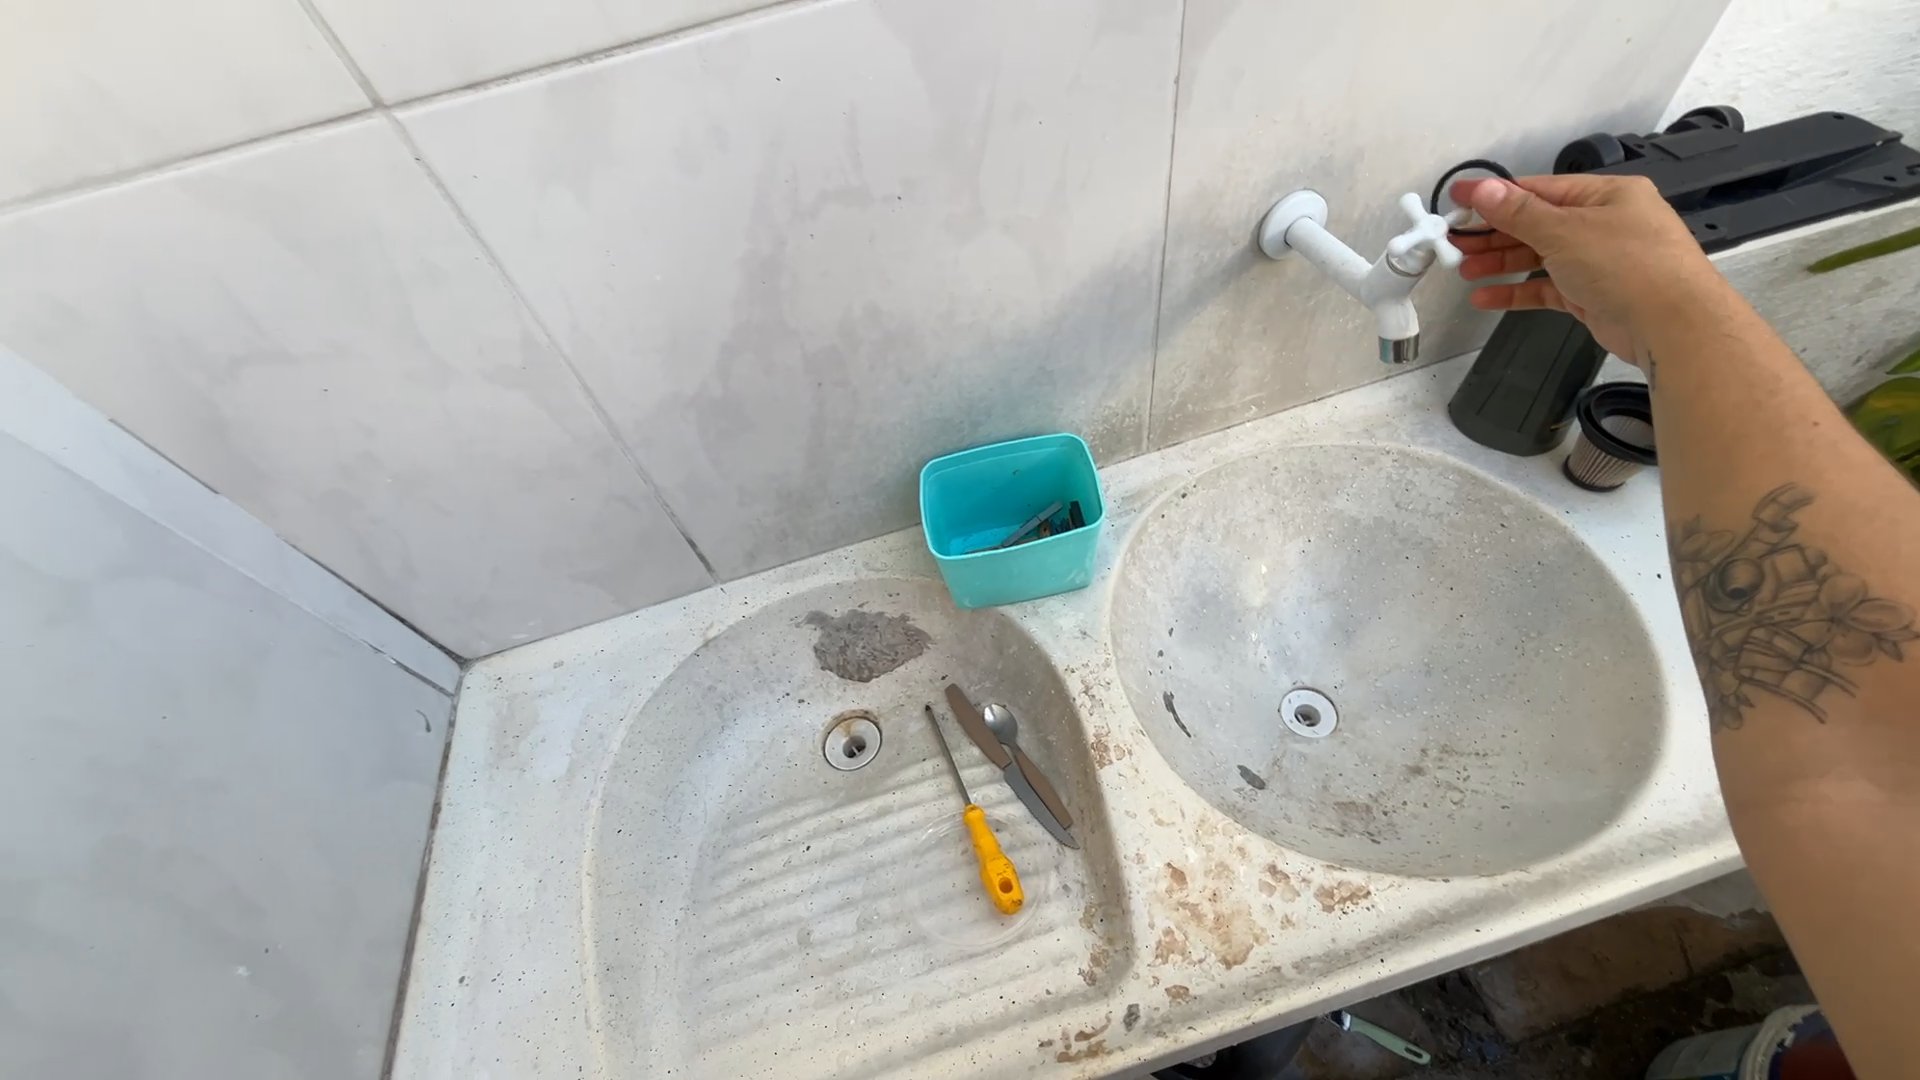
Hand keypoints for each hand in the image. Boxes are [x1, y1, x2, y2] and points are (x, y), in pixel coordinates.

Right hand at [1449, 174, 1728, 362]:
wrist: (1669, 321)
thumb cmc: (1624, 264)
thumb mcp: (1565, 231)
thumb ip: (1518, 213)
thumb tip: (1482, 188)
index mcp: (1604, 196)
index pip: (1538, 190)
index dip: (1494, 195)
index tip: (1456, 200)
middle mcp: (1601, 223)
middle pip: (1534, 224)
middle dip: (1492, 235)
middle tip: (1452, 244)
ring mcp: (1594, 259)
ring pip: (1536, 256)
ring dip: (1499, 263)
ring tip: (1464, 272)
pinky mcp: (1587, 292)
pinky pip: (1542, 287)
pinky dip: (1514, 291)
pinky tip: (1484, 298)